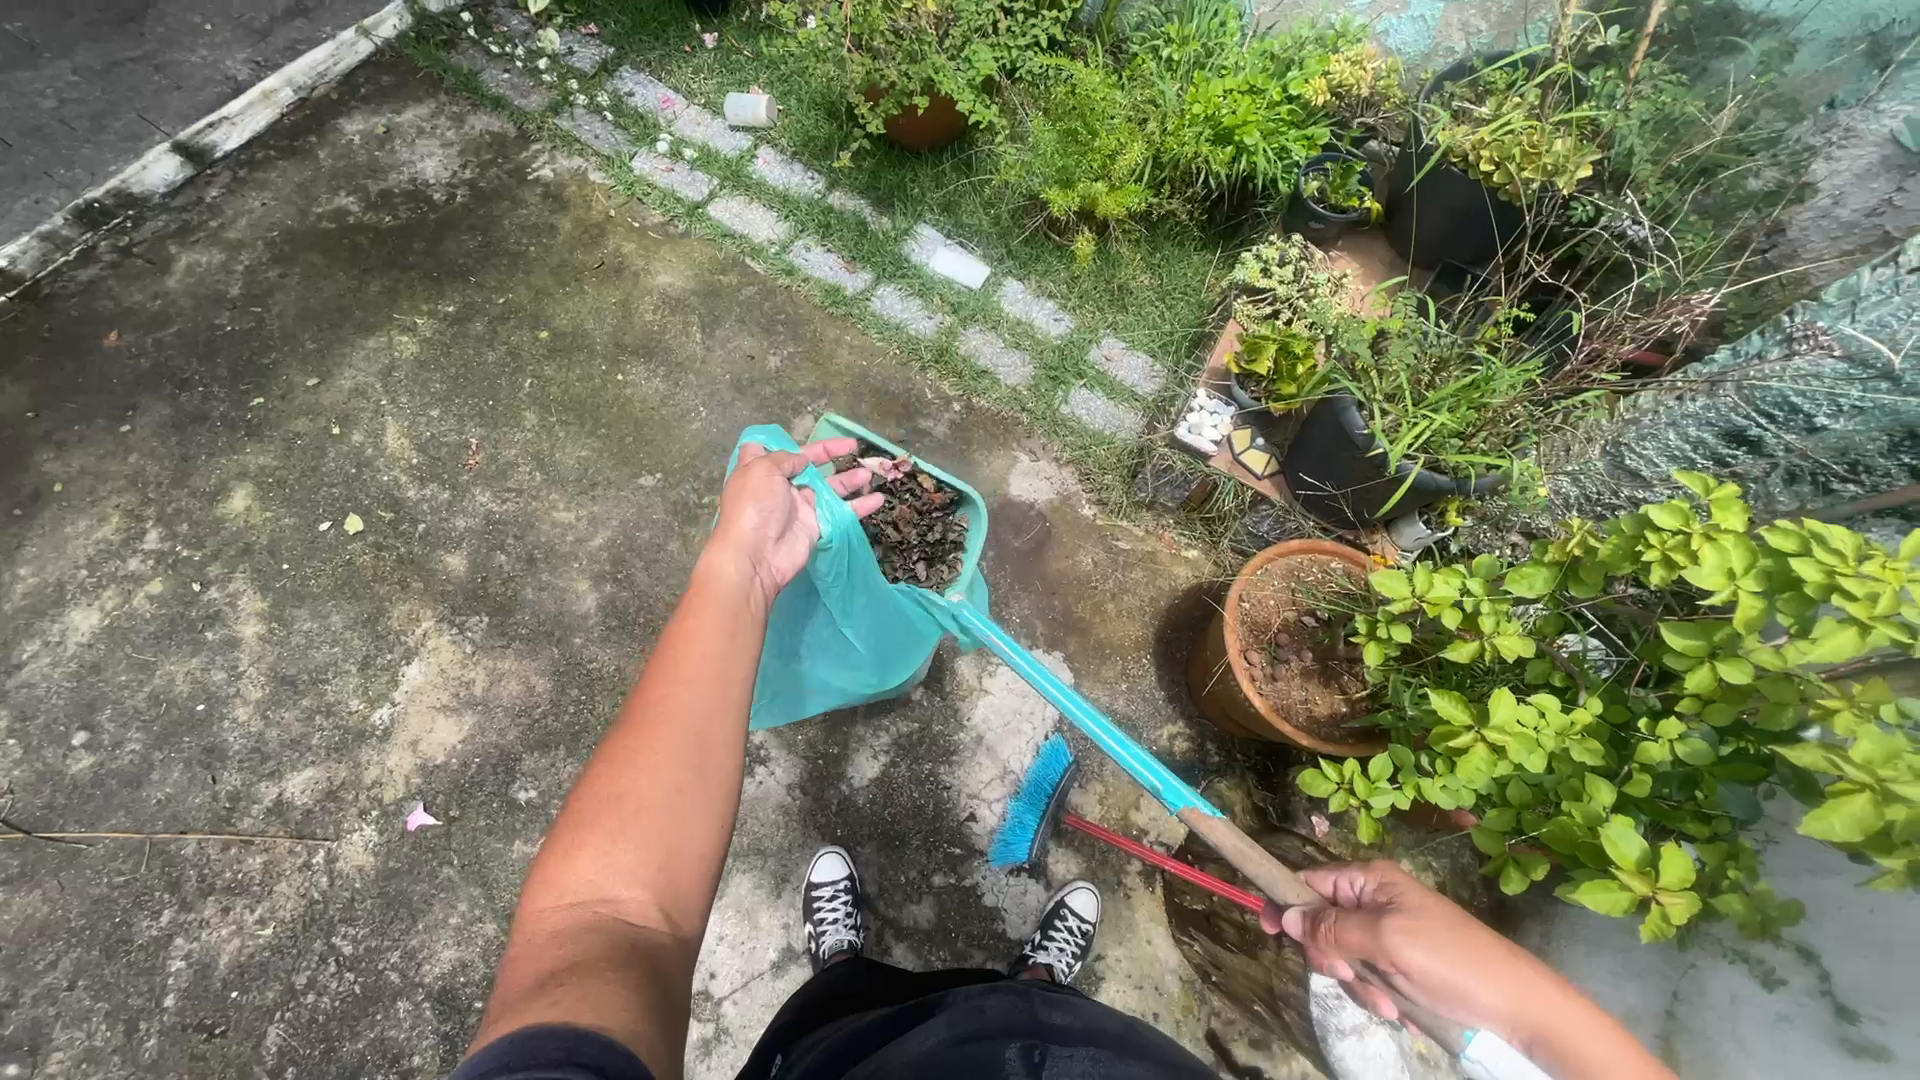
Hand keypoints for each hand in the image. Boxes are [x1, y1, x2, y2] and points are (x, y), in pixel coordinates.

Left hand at [707, 437, 883, 609]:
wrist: (755, 555)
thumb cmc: (753, 506)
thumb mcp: (762, 469)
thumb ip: (785, 458)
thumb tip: (802, 458)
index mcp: (761, 470)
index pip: (771, 452)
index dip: (784, 444)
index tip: (803, 439)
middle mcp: (781, 486)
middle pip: (808, 465)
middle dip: (830, 454)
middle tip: (854, 446)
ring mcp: (800, 507)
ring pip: (830, 487)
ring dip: (850, 478)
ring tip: (869, 472)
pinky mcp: (816, 526)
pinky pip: (842, 512)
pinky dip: (860, 506)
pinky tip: (878, 499)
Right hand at [1261, 859, 1571, 1042]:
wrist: (1517, 1004)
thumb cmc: (1450, 960)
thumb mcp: (1386, 940)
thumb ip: (1332, 927)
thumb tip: (1284, 915)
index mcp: (1368, 879)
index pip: (1308, 881)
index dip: (1284, 902)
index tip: (1266, 931)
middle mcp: (1373, 899)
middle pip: (1321, 922)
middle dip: (1330, 956)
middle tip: (1349, 976)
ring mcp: (1387, 932)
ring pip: (1341, 954)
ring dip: (1357, 982)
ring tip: (1387, 1003)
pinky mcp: (1400, 963)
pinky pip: (1366, 975)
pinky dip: (1375, 993)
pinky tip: (1398, 1008)